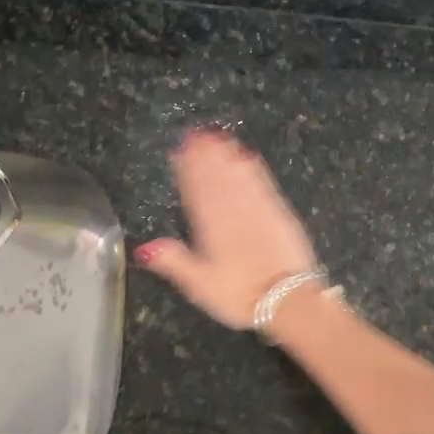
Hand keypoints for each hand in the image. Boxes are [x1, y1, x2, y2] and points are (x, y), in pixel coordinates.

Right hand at [134, 128, 319, 329]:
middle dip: (205, 156)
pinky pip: (263, 184)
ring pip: (238, 177)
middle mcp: (233, 213)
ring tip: (217, 137)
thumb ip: (174, 262)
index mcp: (210, 229)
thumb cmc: (240, 295)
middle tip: (196, 134)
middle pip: (216, 179)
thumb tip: (145, 247)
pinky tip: (248, 157)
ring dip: (226, 156)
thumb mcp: (200, 285)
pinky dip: (253, 169)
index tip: (179, 150)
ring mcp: (258, 210)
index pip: (196, 192)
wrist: (288, 299)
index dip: (187, 170)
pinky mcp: (280, 213)